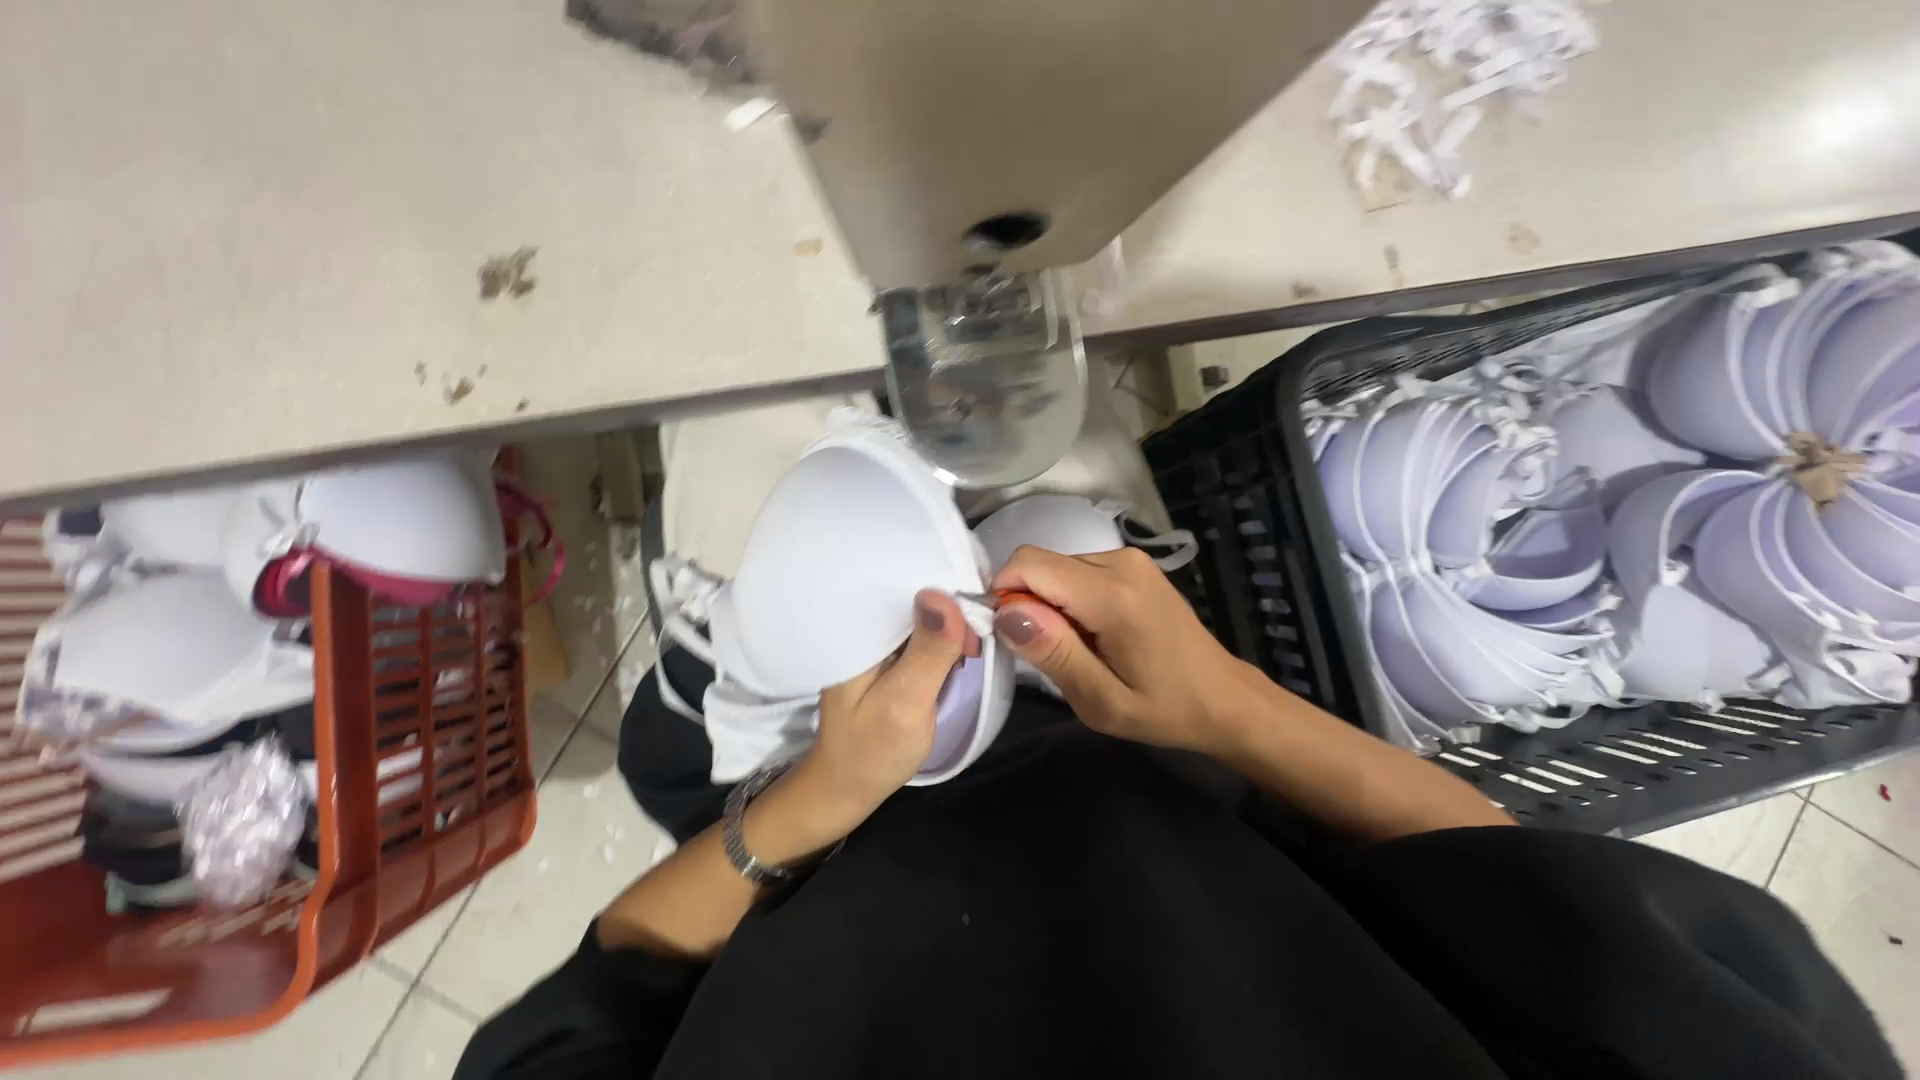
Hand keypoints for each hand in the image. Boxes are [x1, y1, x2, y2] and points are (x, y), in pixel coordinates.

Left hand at [800, 589, 973, 809]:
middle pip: (912, 592)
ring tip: (975, 641)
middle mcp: (861, 625)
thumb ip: (927, 651)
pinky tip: (960, 647)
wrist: (848, 787)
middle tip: (983, 631)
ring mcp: (874, 640)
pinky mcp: (888, 654)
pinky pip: (920, 630)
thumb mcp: (906, 702)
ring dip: (952, 620)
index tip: (983, 600)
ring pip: (921, 612)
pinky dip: (943, 636)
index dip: (945, 579)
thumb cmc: (873, 750)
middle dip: (952, 601)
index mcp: (855, 629)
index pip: (901, 581)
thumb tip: (943, 594)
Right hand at [990, 546, 1274, 754]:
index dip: (1004, 595)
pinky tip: (1090, 635)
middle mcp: (1120, 563)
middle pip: (1040, 564)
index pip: (1029, 564)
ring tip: (1074, 649)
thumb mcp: (1101, 700)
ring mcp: (1129, 560)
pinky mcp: (1132, 566)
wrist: (1224, 699)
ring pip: (1055, 567)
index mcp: (1113, 595)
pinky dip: (1068, 600)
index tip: (1010, 639)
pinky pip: (1076, 571)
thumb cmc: (1165, 709)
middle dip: (1026, 604)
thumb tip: (1005, 611)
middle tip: (1044, 655)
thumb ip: (1053, 653)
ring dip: (1048, 605)